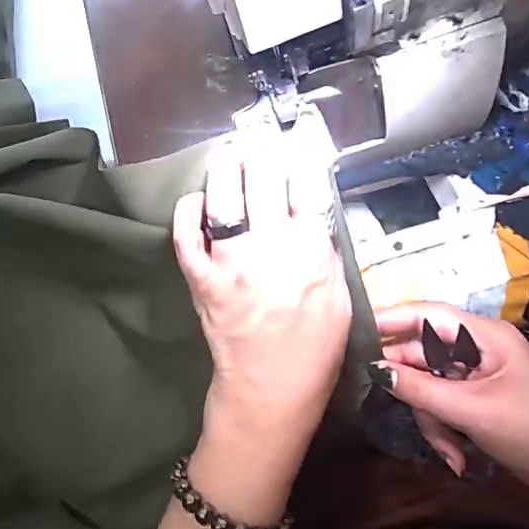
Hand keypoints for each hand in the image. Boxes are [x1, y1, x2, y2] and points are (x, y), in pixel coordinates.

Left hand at [171, 128, 350, 512]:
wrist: (270, 394)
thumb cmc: (312, 354)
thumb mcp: (340, 302)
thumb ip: (324, 254)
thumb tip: (311, 216)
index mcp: (312, 257)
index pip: (308, 190)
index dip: (300, 157)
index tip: (295, 139)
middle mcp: (273, 253)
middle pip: (264, 185)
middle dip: (259, 152)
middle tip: (256, 135)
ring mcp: (233, 265)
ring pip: (225, 202)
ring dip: (225, 170)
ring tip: (228, 152)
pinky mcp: (203, 281)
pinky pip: (188, 237)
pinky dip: (188, 213)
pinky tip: (195, 200)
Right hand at [379, 303, 528, 522]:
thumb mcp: (473, 412)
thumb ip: (420, 389)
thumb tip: (374, 370)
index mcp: (483, 336)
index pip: (425, 314)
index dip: (389, 320)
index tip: (355, 335)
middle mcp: (477, 348)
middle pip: (421, 355)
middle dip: (416, 392)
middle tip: (409, 416)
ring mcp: (477, 375)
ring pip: (428, 384)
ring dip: (431, 419)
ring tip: (450, 452)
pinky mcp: (477, 399)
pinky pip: (442, 404)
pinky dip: (444, 429)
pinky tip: (457, 457)